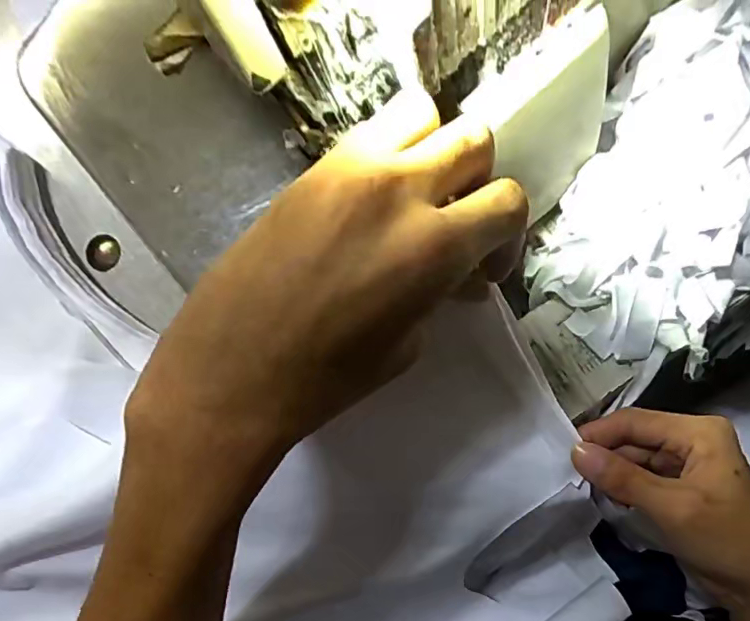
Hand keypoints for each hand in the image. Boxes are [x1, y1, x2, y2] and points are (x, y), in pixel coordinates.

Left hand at [126, 90, 528, 461]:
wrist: (240, 366)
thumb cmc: (332, 377)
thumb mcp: (408, 344)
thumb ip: (442, 294)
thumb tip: (462, 276)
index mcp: (434, 246)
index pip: (508, 201)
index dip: (509, 234)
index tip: (487, 265)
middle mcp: (400, 188)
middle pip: (473, 138)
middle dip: (479, 181)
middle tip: (458, 225)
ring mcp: (351, 167)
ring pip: (420, 113)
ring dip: (434, 150)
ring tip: (417, 202)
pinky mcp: (312, 167)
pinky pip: (371, 136)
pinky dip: (389, 158)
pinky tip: (373, 209)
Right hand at [573, 409, 749, 613]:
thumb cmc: (722, 539)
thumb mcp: (670, 507)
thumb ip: (622, 478)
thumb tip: (576, 451)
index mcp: (700, 432)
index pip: (638, 422)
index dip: (600, 433)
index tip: (563, 450)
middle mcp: (695, 441)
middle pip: (638, 438)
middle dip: (605, 453)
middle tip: (566, 472)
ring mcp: (690, 466)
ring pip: (639, 460)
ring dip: (613, 472)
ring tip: (579, 485)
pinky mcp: (683, 490)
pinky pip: (646, 479)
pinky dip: (626, 487)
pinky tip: (606, 498)